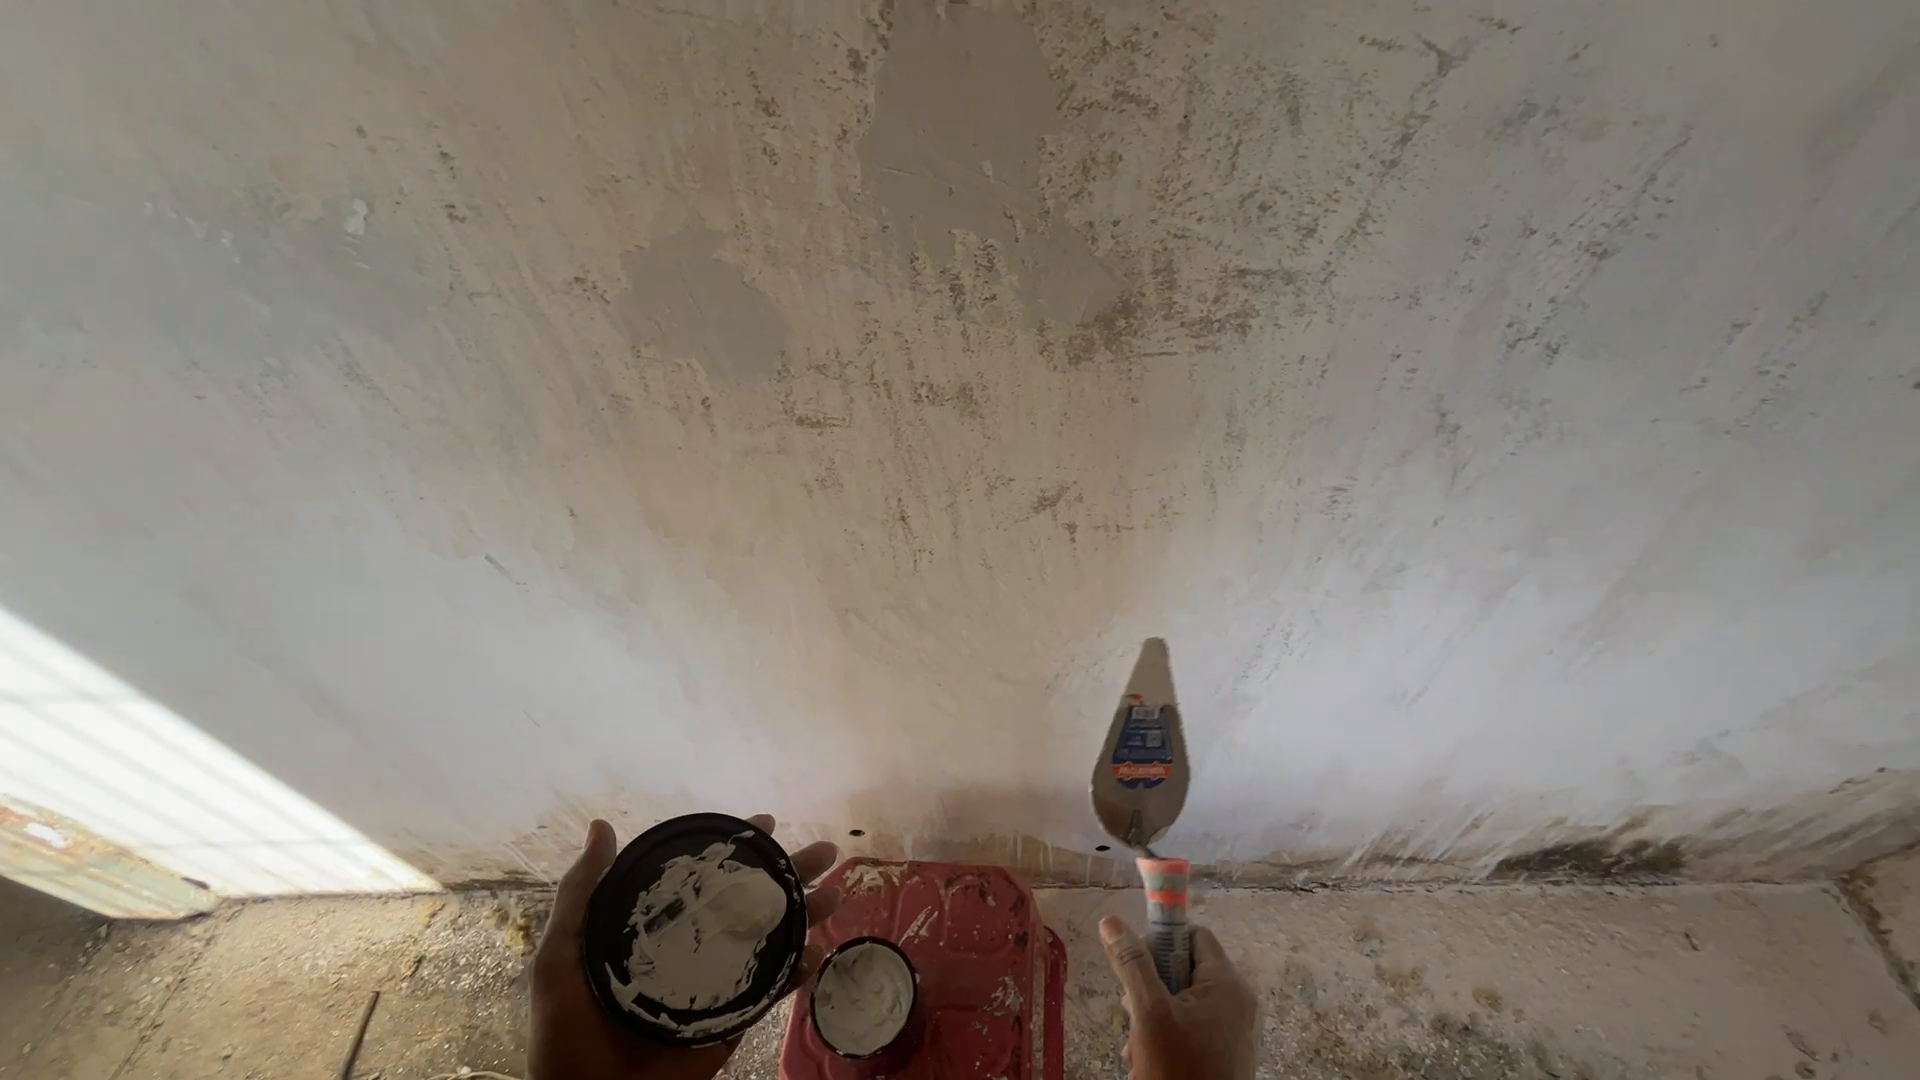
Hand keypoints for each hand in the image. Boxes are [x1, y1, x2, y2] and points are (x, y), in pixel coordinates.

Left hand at [530, 815, 841, 1079]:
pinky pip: (774, 989)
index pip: (707, 874)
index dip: (739, 846)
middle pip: (752, 899)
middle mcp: (697, 944)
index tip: (766, 821)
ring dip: (806, 913)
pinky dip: (800, 970)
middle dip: (791, 872)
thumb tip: (600, 827)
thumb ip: (582, 894)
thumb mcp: (562, 957)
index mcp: (661, 925)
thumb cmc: (568, 1031)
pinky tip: (818, 952)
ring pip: (773, 937)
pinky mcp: (733, 1019)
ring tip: (836, 892)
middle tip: (826, 850)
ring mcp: (719, 980)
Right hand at [1100, 916, 1259, 1079]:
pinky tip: (1149, 1059)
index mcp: (1228, 984)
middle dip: (1151, 985)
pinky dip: (1169, 1034)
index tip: (1138, 965)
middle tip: (1132, 1011)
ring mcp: (1235, 1030)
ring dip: (1154, 1014)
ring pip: (1185, 999)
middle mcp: (1239, 1002)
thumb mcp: (1148, 1012)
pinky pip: (1194, 1025)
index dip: (1162, 941)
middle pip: (1186, 967)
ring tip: (1138, 1044)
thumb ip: (1132, 963)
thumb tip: (1111, 920)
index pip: (1193, 935)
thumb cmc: (1178, 1070)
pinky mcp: (1228, 1053)